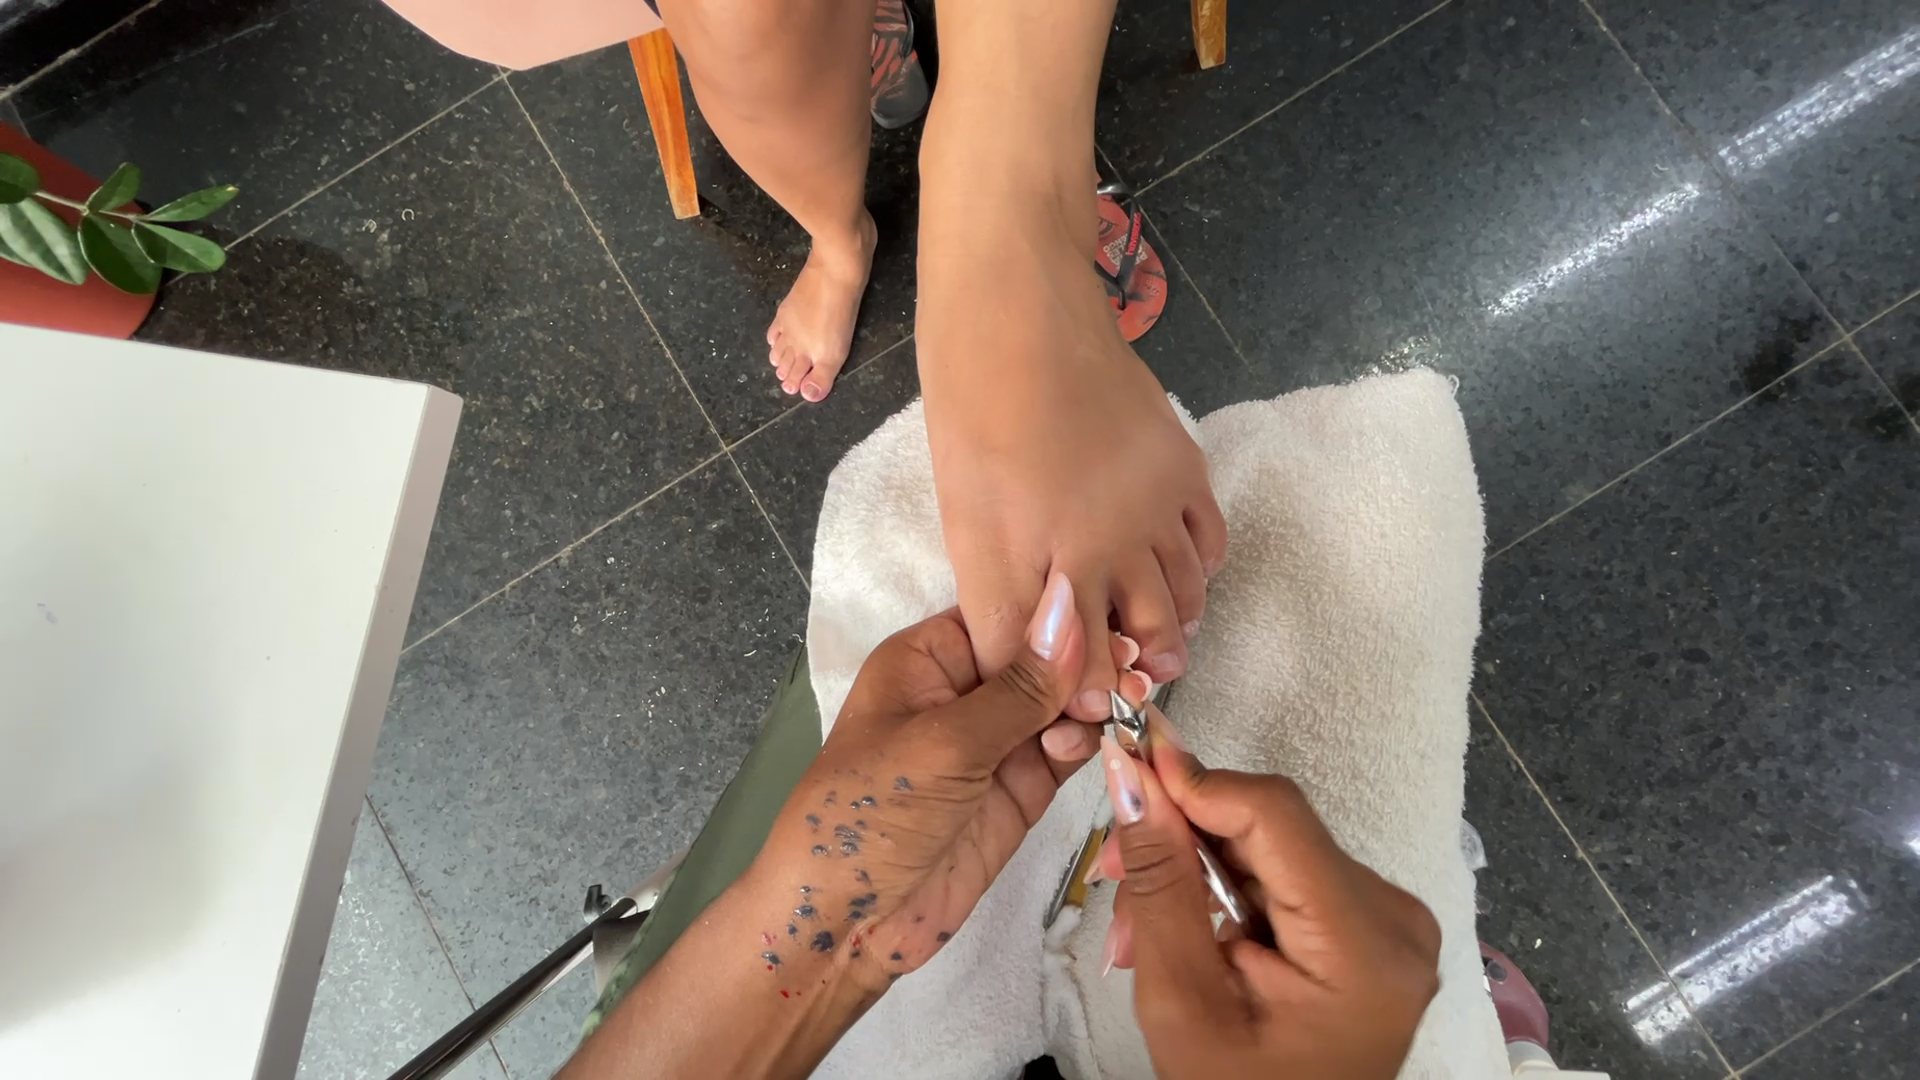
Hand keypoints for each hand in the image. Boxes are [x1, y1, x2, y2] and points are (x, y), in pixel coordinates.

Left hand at [743, 571, 1094, 996]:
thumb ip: (1021, 684)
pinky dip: (1083, 741)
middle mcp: (963, 691)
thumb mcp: (946, 741)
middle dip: (1079, 661)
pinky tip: (1093, 738)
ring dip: (1087, 702)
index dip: (1053, 614)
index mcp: (928, 658)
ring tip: (1118, 702)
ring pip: (1057, 704)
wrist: (850, 927)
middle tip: (1131, 666)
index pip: (1001, 612)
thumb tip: (1070, 602)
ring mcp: (993, 741)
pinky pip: (1062, 749)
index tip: (1108, 611)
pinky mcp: (1018, 788)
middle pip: (1036, 659)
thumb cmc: (874, 809)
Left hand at [917, 206, 1226, 727]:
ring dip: (1171, 624)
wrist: (1018, 311)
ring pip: (1192, 590)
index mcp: (1081, 565)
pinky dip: (1199, 570)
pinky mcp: (1183, 459)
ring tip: (1147, 641)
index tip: (1078, 716)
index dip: (1091, 699)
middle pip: (1161, 633)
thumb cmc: (975, 422)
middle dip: (1139, 668)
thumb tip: (1033, 683)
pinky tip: (1175, 573)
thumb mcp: (969, 528)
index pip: (1100, 665)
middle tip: (1119, 680)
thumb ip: (1004, 614)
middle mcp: (1142, 540)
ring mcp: (1171, 497)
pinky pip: (1212, 537)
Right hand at [1096, 711, 1441, 1079]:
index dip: (1195, 779)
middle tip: (1112, 870)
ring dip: (1187, 863)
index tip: (1125, 761)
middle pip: (1264, 825)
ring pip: (1258, 841)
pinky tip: (1178, 920)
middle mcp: (1391, 915)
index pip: (1273, 814)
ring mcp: (1381, 916)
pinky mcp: (1359, 919)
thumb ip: (1159, 876)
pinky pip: (1270, 866)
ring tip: (1138, 922)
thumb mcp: (1178, 994)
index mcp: (1364, 946)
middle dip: (1178, 837)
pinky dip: (1214, 883)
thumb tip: (1130, 770)